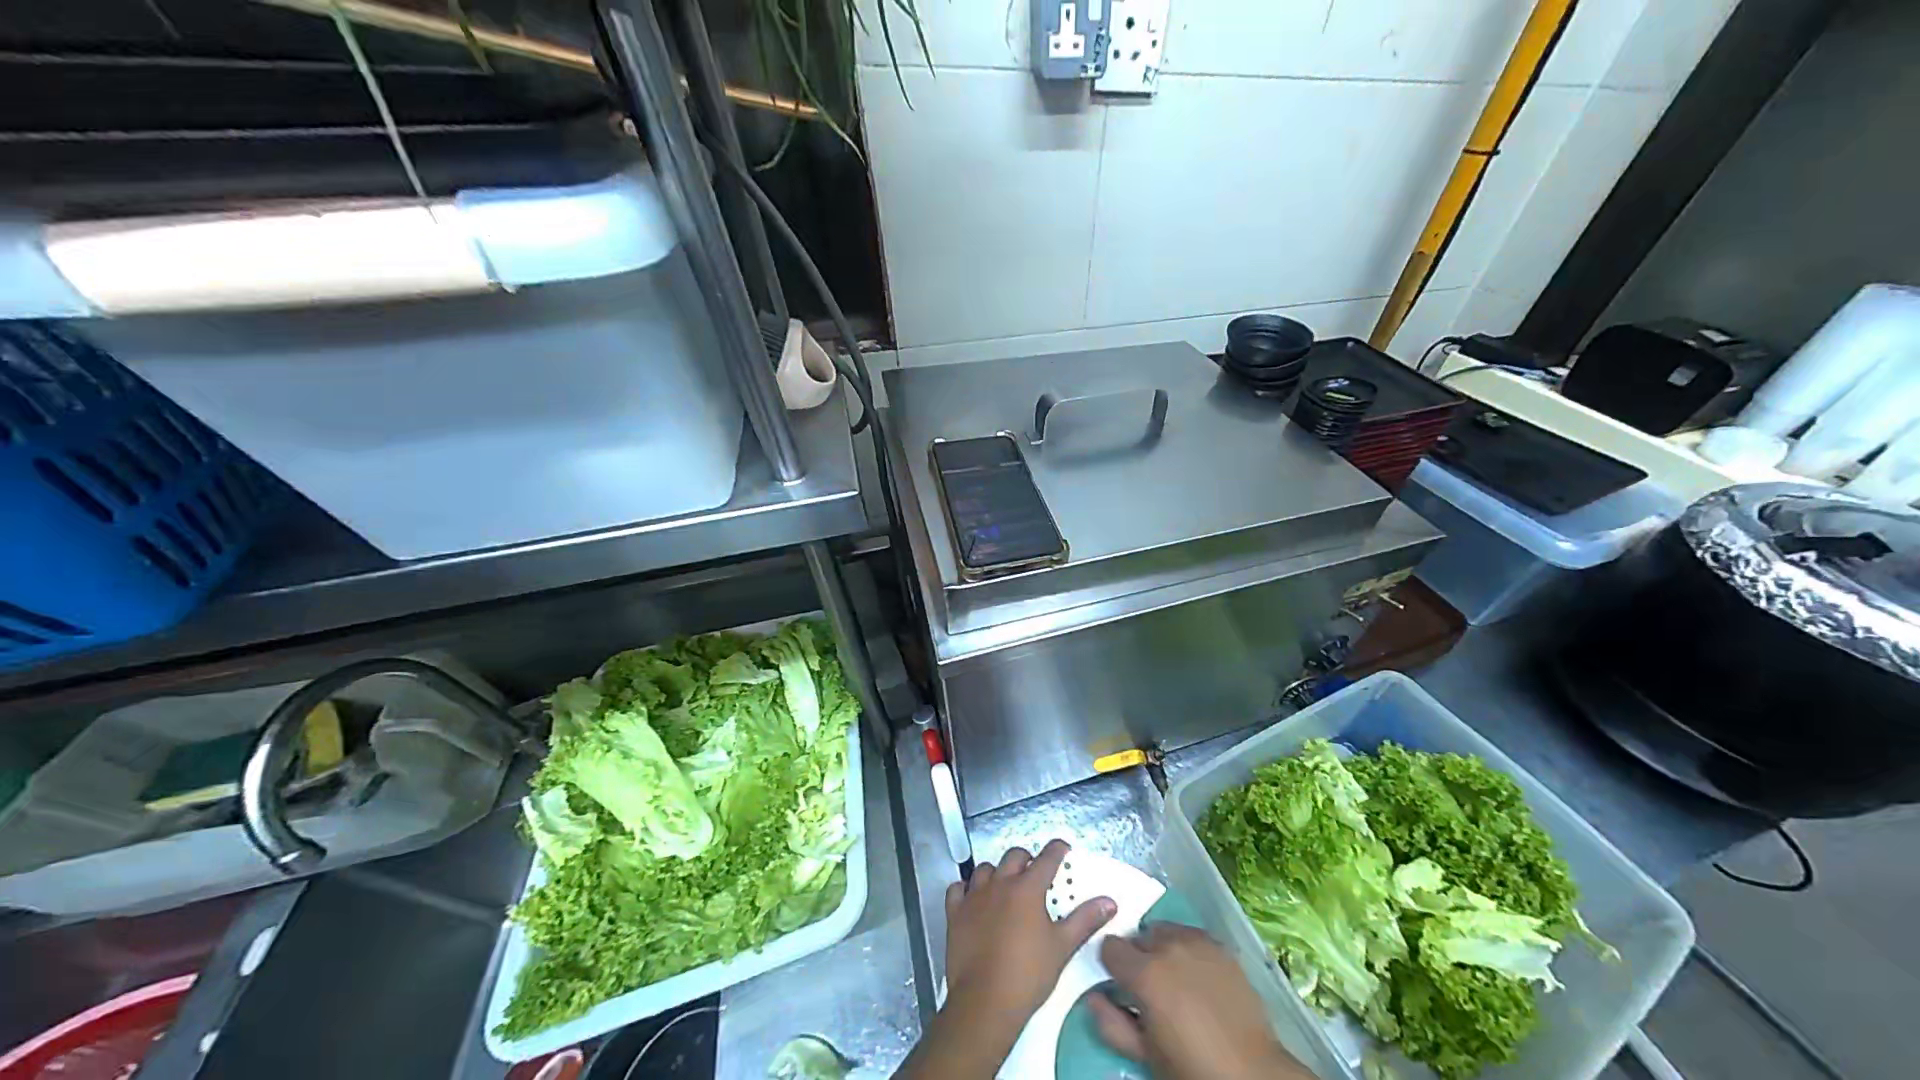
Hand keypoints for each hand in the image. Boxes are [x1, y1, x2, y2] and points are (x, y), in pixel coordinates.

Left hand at [944, 839, 1117, 1035]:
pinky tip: (972, 898)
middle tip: (1035, 873)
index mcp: (1027, 889)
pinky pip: (958, 889)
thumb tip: (1109, 902)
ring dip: (997, 872)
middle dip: (1027, 859)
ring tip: (1005, 886)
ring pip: (985, 869)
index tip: (1062, 848)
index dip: (1057, 850)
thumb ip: (1085, 920)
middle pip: (1014, 857)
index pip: (1046, 859)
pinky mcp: (955, 913)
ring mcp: (974, 896)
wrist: (985, 1000)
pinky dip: (966, 889)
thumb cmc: (1028, 974)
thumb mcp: (1062, 947)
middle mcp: (999, 884)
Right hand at [1091, 923, 1314, 1079]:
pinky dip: (1187, 949)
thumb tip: (1093, 999)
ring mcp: (1198, 943)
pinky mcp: (1221, 948)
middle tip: (1150, 989)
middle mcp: (1169, 947)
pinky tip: (1196, 976)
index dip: (1112, 967)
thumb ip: (1111, 1024)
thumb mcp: (1145, 1056)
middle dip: (1138, 958)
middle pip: (1138, 937)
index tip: (1121, 986)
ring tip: (1175, 981)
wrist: (1254, 1075)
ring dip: (1162, 949)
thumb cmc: (1193, 1070)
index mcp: (1145, 973)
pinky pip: (1192, 936)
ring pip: (1165, 932)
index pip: (1110, 947)